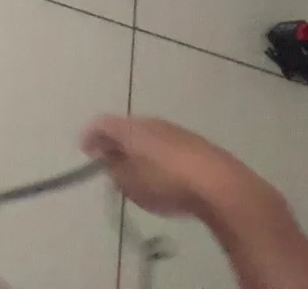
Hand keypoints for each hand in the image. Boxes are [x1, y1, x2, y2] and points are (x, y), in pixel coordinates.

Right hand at [81, 116, 278, 220]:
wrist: (222, 185)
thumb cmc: (167, 184)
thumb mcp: (130, 185)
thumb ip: (115, 172)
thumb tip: (112, 164)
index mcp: (129, 128)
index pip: (100, 124)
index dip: (89, 136)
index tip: (85, 151)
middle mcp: (150, 122)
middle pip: (126, 128)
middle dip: (117, 143)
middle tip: (112, 161)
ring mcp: (176, 130)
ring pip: (150, 136)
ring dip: (141, 150)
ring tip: (140, 171)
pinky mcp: (199, 144)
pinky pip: (170, 146)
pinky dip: (162, 156)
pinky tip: (168, 175)